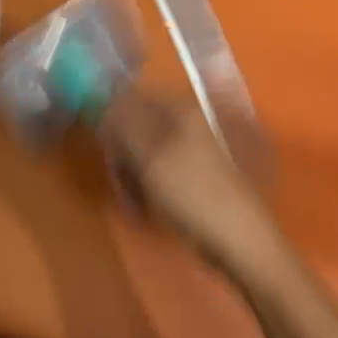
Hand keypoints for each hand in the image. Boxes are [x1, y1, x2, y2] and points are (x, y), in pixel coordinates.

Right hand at [100, 92, 279, 274]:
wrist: (240, 243)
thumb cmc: (191, 194)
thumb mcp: (147, 156)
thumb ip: (119, 122)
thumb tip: (97, 94)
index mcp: (178, 110)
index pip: (128, 98)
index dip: (109, 119)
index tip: (102, 146)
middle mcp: (185, 123)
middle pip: (133, 126)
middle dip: (119, 155)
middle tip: (118, 183)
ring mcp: (190, 149)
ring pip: (141, 152)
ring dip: (129, 176)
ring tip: (132, 204)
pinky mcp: (192, 175)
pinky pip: (156, 171)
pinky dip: (145, 188)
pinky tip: (143, 210)